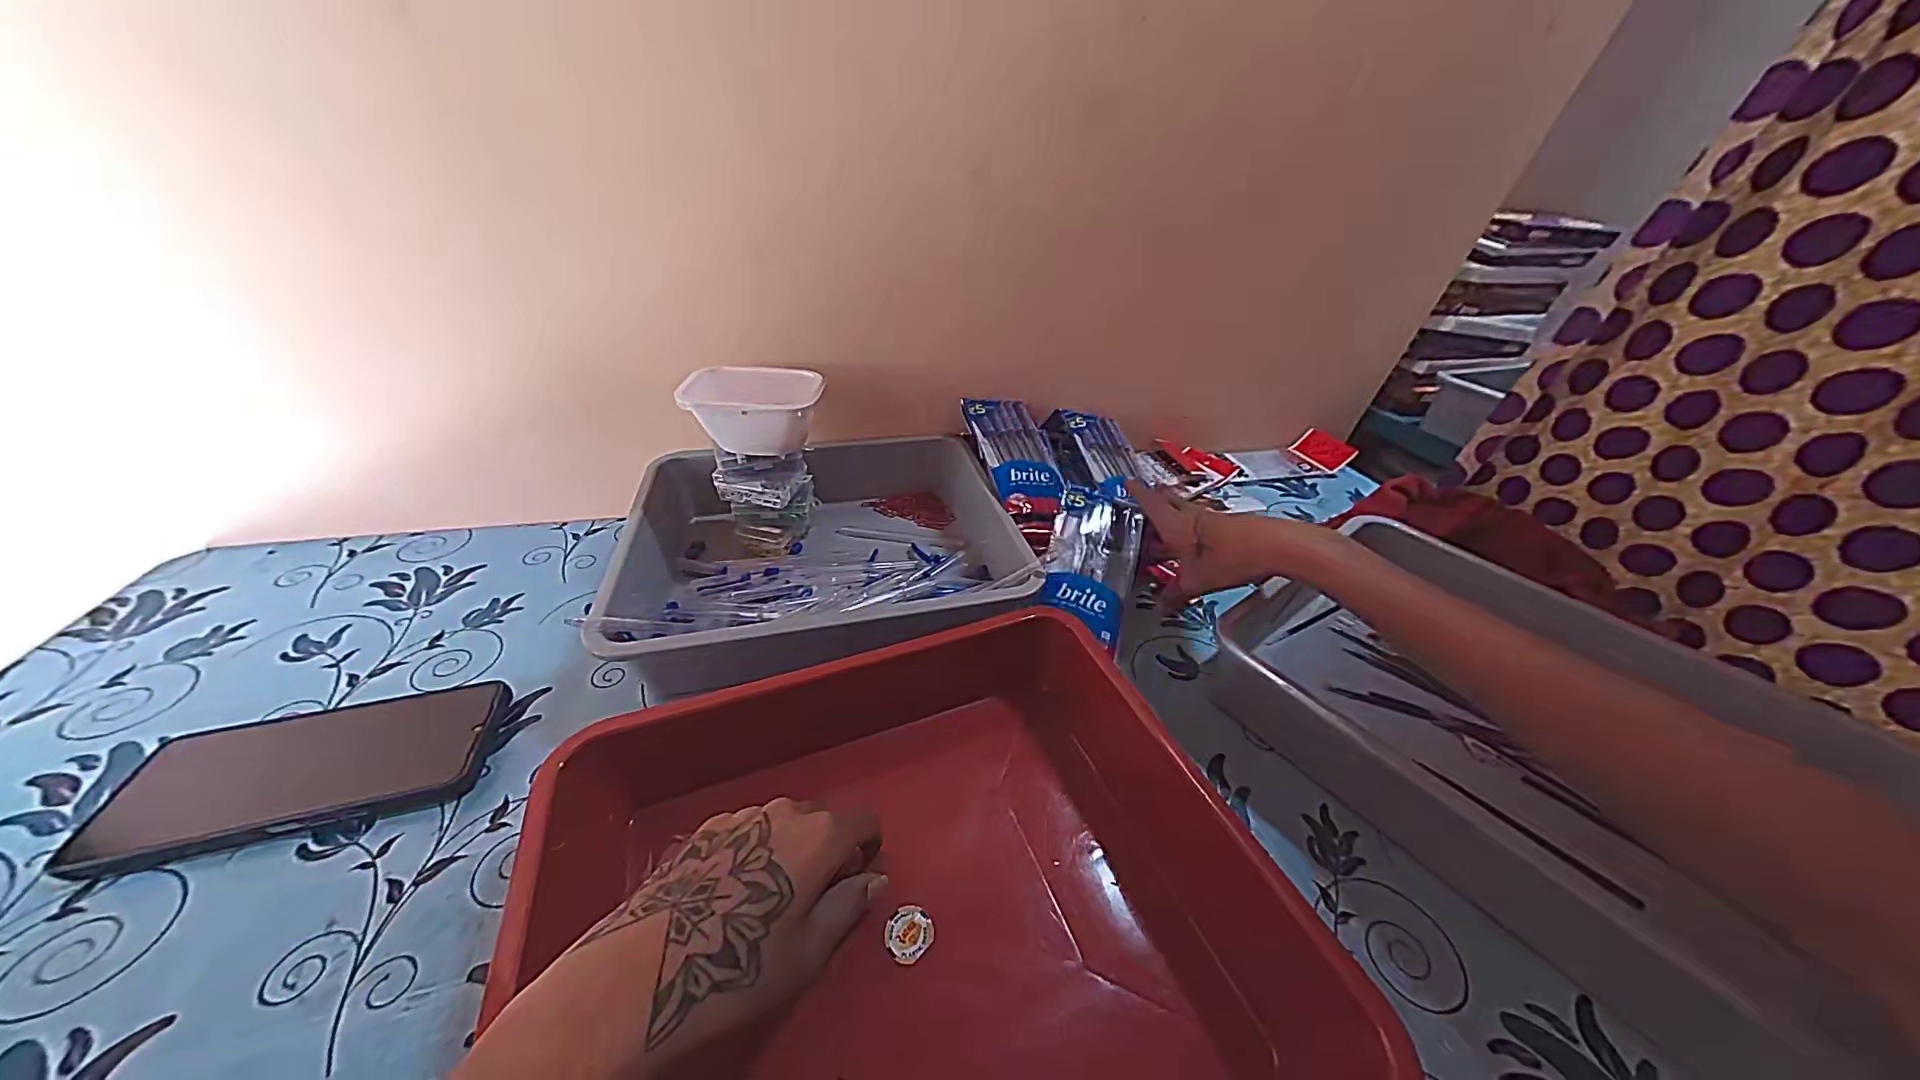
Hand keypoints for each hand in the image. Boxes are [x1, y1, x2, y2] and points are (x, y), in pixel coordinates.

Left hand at [459, 798, 883, 1079]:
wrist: (639, 972)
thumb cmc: (731, 967)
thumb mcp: (808, 952)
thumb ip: (848, 906)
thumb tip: (870, 882)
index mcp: (818, 835)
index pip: (863, 821)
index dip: (867, 848)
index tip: (859, 874)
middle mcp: (781, 813)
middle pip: (823, 819)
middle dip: (829, 850)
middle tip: (815, 899)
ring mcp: (738, 818)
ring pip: (783, 824)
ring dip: (789, 849)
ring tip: (767, 902)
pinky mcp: (703, 831)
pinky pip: (746, 832)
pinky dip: (753, 852)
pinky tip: (732, 896)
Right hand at [1127, 478, 1343, 606]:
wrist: (1279, 547)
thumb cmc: (1237, 555)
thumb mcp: (1198, 581)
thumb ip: (1177, 592)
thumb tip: (1163, 603)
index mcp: (1176, 524)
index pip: (1149, 501)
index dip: (1136, 492)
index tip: (1127, 483)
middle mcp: (1192, 517)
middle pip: (1166, 504)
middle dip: (1152, 505)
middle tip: (1140, 509)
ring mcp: (1212, 521)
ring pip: (1183, 515)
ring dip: (1170, 521)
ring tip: (1161, 534)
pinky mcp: (1228, 528)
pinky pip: (1200, 527)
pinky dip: (1189, 534)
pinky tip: (1191, 548)